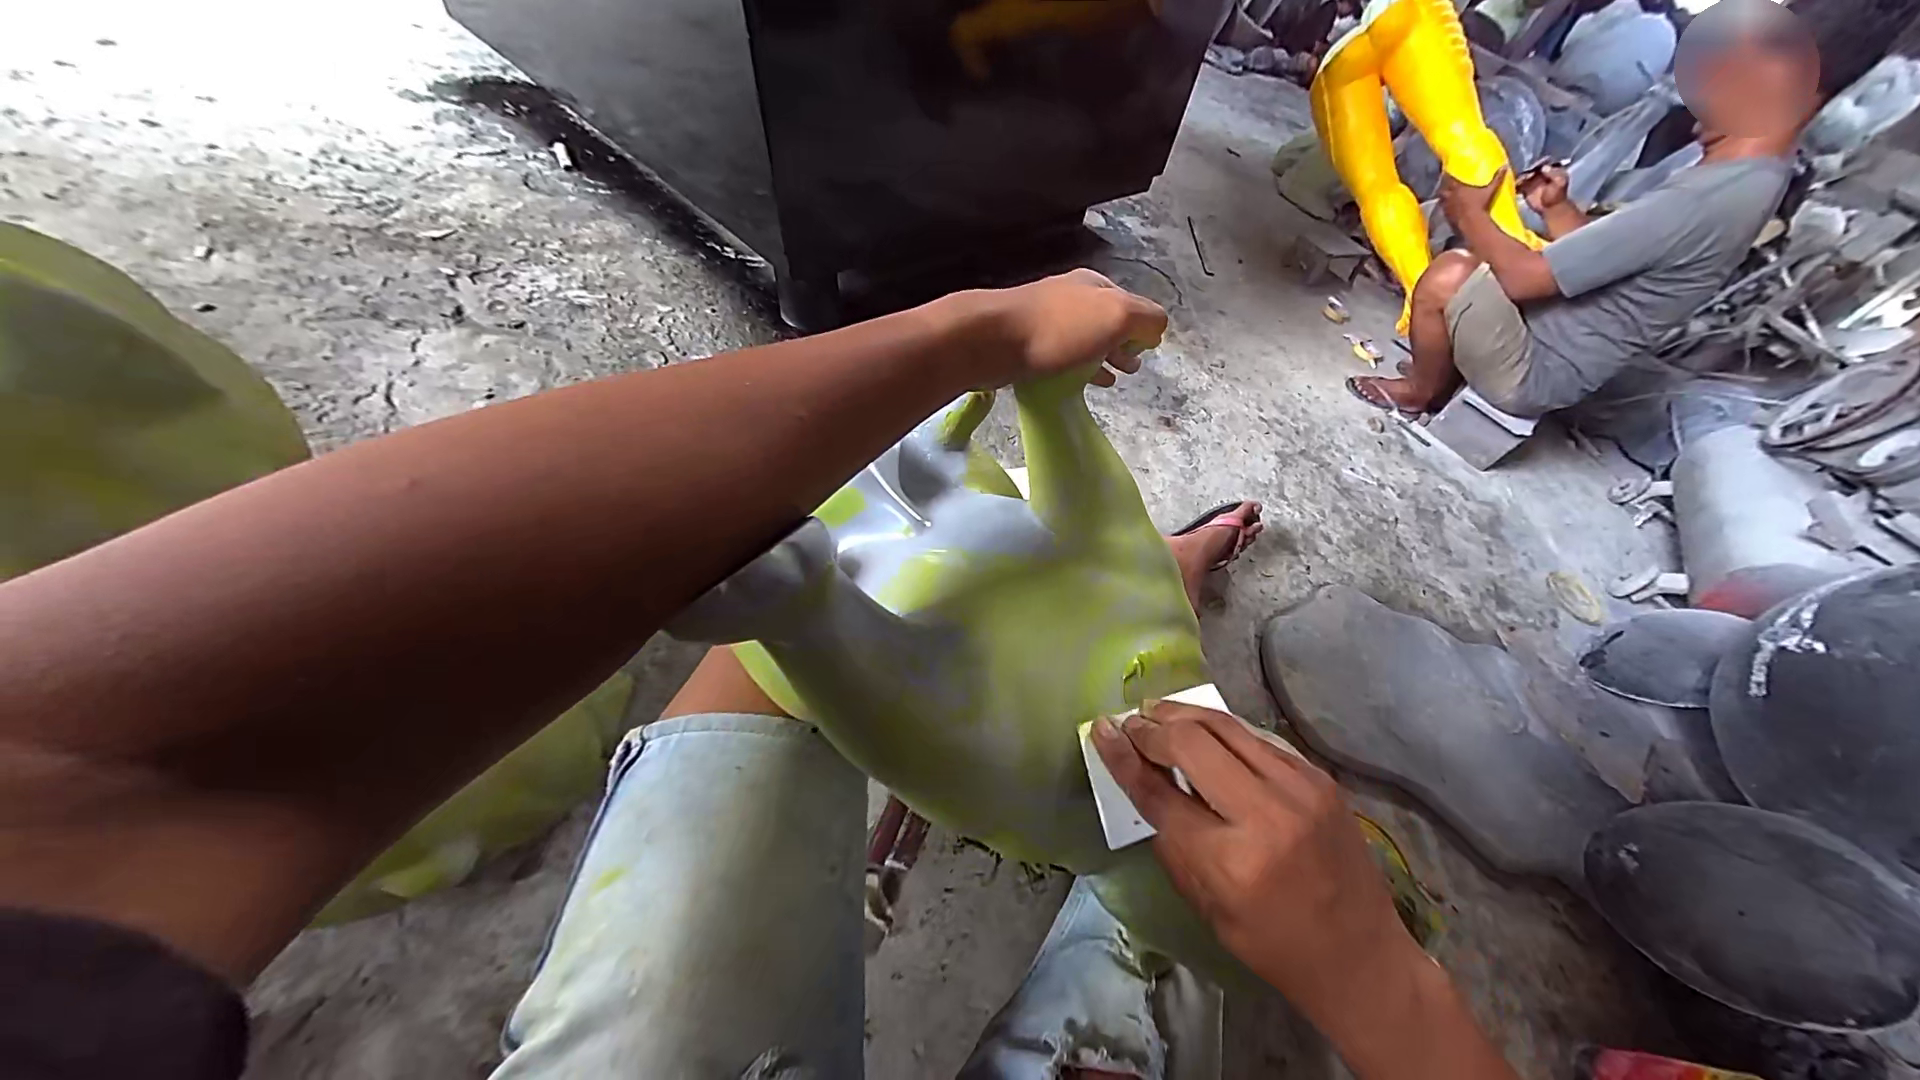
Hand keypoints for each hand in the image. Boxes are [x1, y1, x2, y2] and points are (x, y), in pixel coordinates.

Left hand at [954, 268, 1167, 388]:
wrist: (993, 340)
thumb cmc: (1059, 328)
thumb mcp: (1116, 315)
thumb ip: (1145, 319)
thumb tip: (1156, 330)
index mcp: (1095, 285)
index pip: (1132, 304)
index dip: (1143, 328)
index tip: (1145, 352)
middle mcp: (1071, 297)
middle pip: (1107, 321)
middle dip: (1123, 343)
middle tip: (1131, 369)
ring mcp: (1046, 321)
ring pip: (1084, 341)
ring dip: (1102, 357)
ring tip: (1111, 379)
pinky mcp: (1026, 345)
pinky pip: (1061, 357)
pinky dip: (1077, 368)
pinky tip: (1080, 384)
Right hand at [1092, 701, 1420, 1018]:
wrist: (1362, 956)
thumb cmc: (1271, 942)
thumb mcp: (1204, 902)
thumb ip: (1169, 835)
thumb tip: (1140, 776)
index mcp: (1230, 860)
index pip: (1159, 792)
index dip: (1122, 756)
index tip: (1101, 730)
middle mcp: (1267, 815)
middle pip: (1190, 743)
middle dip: (1151, 728)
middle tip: (1130, 723)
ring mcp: (1300, 789)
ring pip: (1224, 725)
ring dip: (1182, 714)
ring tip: (1155, 712)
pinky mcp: (1318, 777)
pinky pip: (1255, 737)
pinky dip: (1219, 729)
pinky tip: (1200, 728)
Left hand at [1436, 167, 1506, 231]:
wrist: (1471, 222)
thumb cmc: (1480, 204)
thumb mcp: (1491, 190)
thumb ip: (1497, 178)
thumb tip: (1505, 166)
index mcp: (1458, 188)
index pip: (1449, 179)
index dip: (1447, 175)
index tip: (1446, 172)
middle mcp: (1449, 197)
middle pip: (1442, 190)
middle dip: (1443, 187)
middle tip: (1445, 185)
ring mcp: (1446, 207)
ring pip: (1441, 199)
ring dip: (1442, 197)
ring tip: (1445, 195)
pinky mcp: (1445, 216)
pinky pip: (1442, 209)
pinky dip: (1444, 206)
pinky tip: (1447, 206)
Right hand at [1519, 164, 1568, 212]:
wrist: (1550, 207)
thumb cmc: (1557, 194)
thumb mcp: (1559, 182)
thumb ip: (1553, 174)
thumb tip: (1543, 167)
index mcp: (1551, 169)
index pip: (1543, 163)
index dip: (1538, 163)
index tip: (1533, 166)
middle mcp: (1540, 173)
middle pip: (1531, 169)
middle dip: (1527, 171)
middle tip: (1524, 176)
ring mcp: (1531, 181)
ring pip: (1523, 176)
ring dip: (1520, 178)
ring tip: (1518, 182)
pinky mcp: (1524, 189)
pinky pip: (1518, 185)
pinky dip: (1515, 186)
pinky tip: (1514, 187)